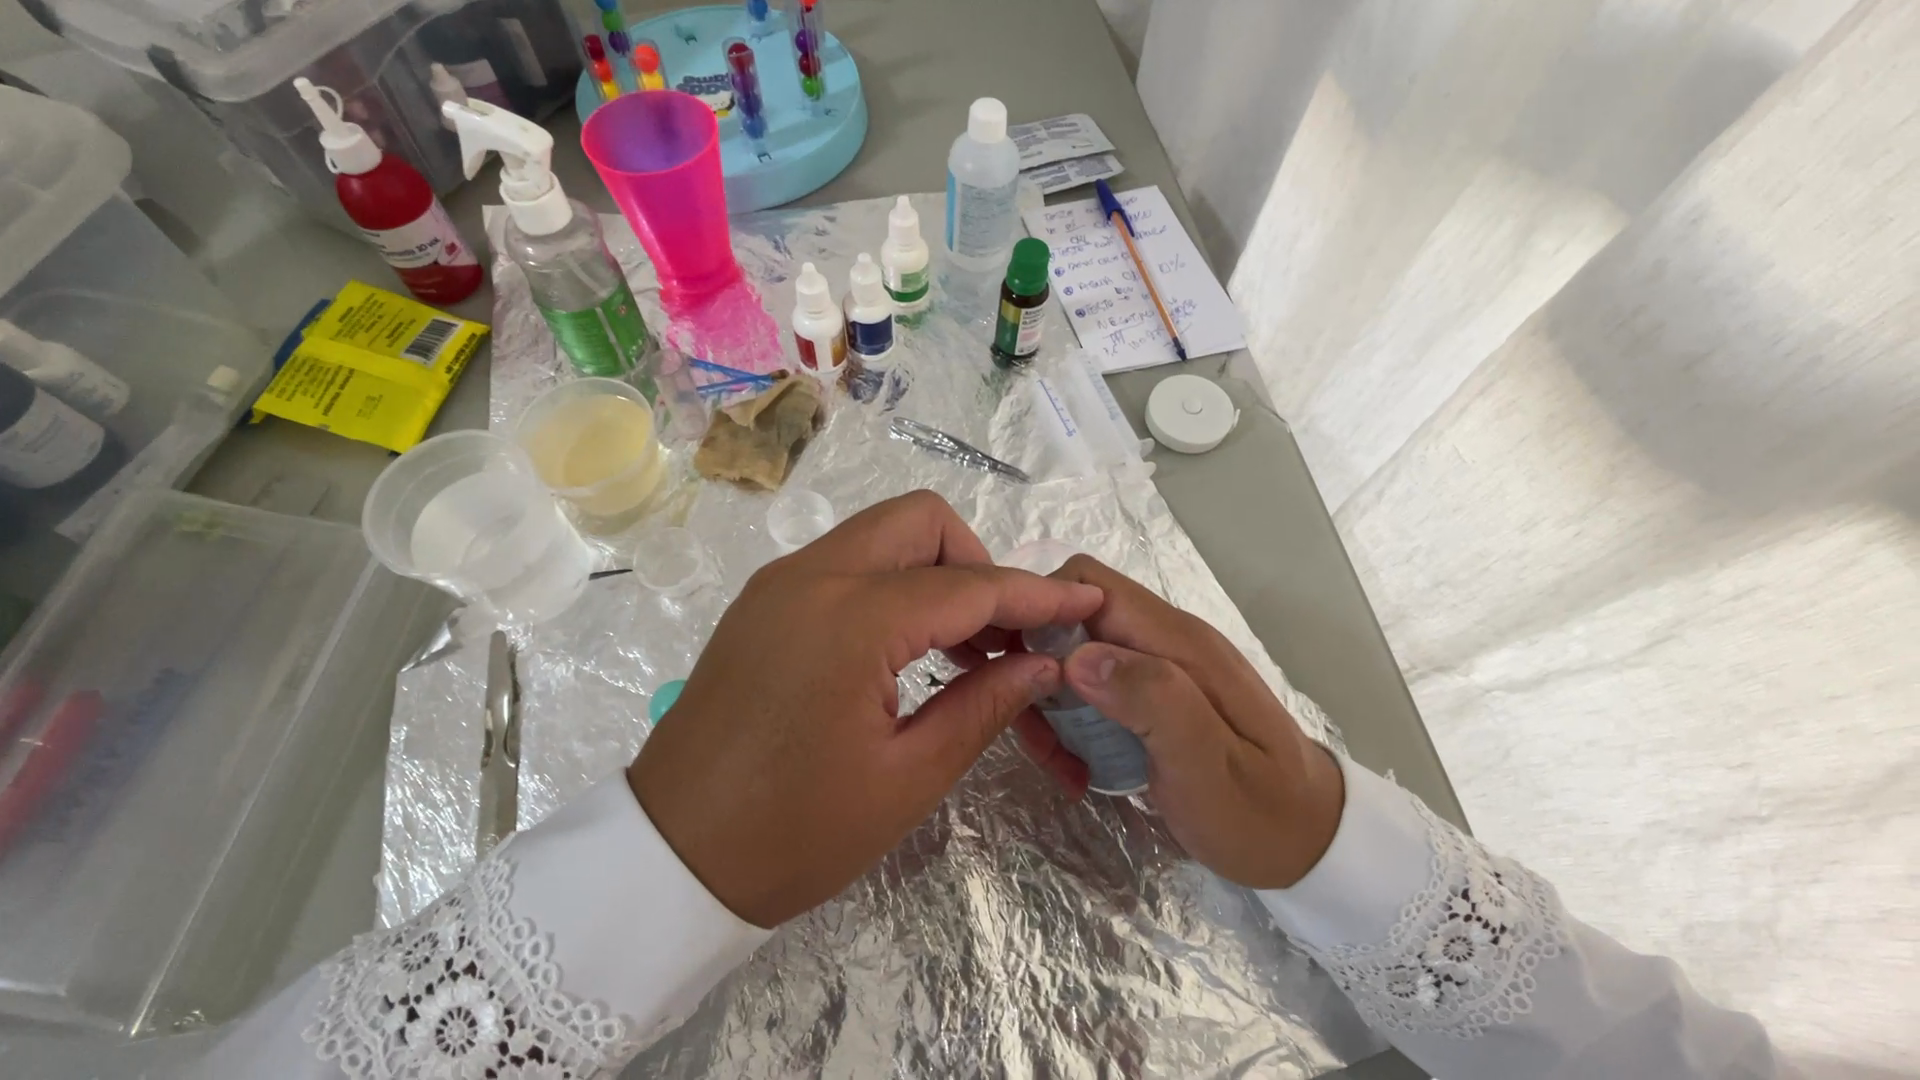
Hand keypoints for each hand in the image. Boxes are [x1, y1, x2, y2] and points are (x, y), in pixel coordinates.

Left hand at [628, 491, 1104, 927]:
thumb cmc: (793, 833)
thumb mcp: (906, 778)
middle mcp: (812, 576)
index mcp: (851, 619)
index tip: (1086, 599)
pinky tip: (911, 650)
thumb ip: (983, 705)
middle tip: (1005, 635)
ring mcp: (780, 584)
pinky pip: (846, 565)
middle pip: (920, 523)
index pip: (968, 585)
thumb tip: (1041, 663)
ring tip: (968, 650)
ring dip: (935, 573)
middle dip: (978, 563)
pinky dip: (893, 587)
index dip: (1037, 592)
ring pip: (881, 536)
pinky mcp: (763, 603)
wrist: (669, 856)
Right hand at [1014, 556, 1345, 889]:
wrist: (1312, 841)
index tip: (1019, 675)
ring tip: (1060, 759)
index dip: (1041, 614)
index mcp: (1178, 643)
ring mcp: (1163, 667)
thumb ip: (1152, 701)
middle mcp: (1167, 640)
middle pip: (1074, 618)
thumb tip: (1077, 656)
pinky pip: (1096, 686)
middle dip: (1038, 666)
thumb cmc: (1259, 812)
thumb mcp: (1206, 765)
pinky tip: (1082, 762)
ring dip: (1052, 701)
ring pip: (1078, 654)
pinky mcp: (1158, 695)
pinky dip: (1074, 719)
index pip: (1086, 584)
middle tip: (1038, 736)